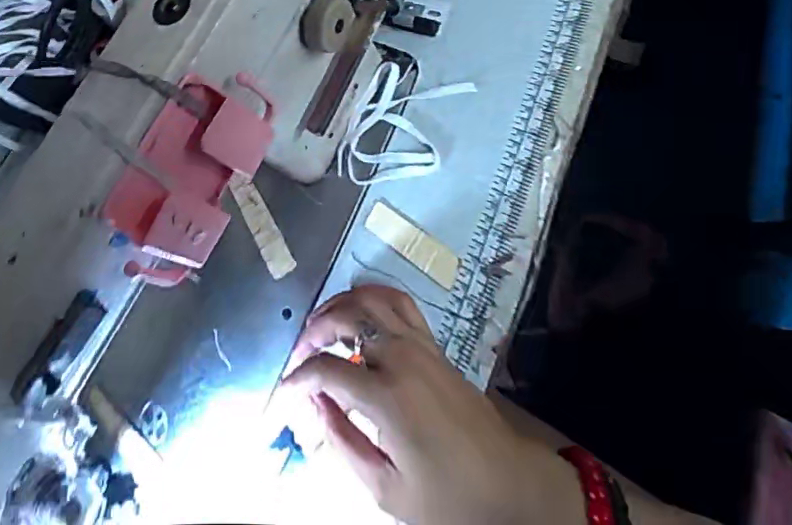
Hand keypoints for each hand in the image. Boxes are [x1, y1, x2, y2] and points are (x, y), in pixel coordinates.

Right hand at [273, 285, 583, 524]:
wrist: (507, 480)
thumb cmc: (447, 495)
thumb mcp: (386, 488)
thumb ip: (342, 443)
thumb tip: (313, 405)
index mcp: (388, 397)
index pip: (327, 370)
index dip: (297, 379)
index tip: (284, 393)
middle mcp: (402, 357)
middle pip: (346, 318)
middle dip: (313, 332)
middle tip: (298, 356)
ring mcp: (421, 343)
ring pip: (371, 299)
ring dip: (339, 305)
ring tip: (319, 325)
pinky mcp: (433, 342)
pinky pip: (398, 302)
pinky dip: (371, 296)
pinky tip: (356, 308)